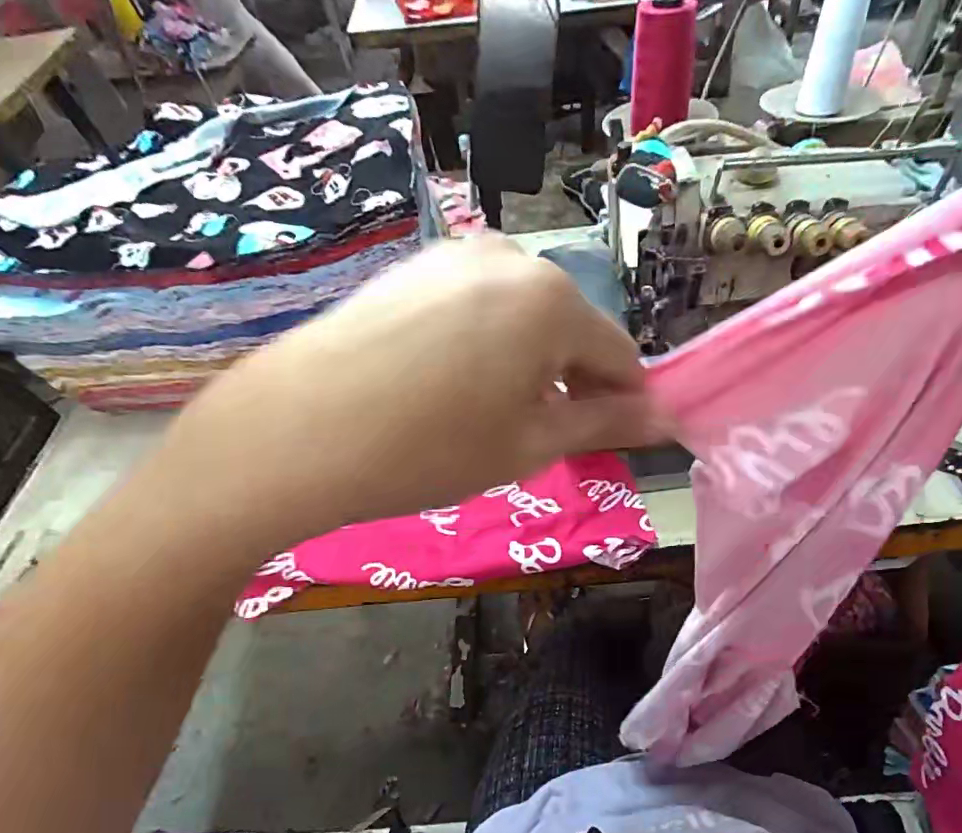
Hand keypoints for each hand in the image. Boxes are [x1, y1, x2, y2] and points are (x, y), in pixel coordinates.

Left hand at [151, 237, 655, 547]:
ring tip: (488, 417)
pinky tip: (448, 389)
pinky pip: (474, 308)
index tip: (613, 440)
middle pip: (569, 329)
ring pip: (521, 317)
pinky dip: (484, 347)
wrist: (297, 431)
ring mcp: (452, 256)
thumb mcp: (531, 444)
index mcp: (552, 299)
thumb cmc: (431, 447)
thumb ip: (604, 424)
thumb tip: (663, 418)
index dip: (624, 402)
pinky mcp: (410, 269)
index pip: (618, 354)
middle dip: (571, 382)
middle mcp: (510, 258)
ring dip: (528, 365)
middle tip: (543, 439)